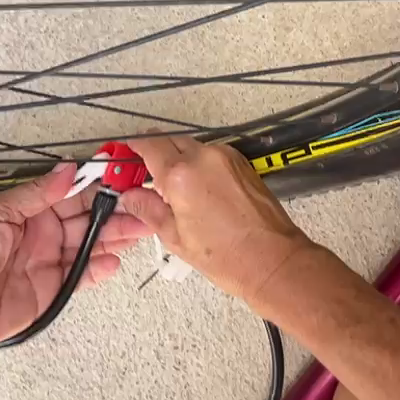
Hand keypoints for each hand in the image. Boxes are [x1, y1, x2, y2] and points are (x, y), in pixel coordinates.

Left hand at [0, 163, 149, 360]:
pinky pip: (81, 276)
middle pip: (85, 217)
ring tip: (140, 229)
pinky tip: (115, 261)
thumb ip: (35, 194)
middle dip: (114, 209)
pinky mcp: (51, 290)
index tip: (119, 175)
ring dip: (114, 236)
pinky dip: (99, 269)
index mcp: (27, 209)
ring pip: (89, 243)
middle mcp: (41, 231)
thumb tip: (67, 170)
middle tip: (141, 204)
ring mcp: (47, 260)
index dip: (95, 183)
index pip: (69, 191)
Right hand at [113, 135, 317, 306]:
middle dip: (156, 155)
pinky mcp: (240, 162)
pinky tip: (200, 192)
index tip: (127, 154)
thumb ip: (147, 209)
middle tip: (148, 178)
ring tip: (178, 193)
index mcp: (181, 175)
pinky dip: (200, 166)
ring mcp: (225, 157)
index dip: (133, 147)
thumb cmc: (229, 256)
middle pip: (169, 140)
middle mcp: (204, 157)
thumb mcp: (175, 237)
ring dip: (179, 161)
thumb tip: (131, 196)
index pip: (148, 145)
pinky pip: (210, 155)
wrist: (271, 259)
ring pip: (191, 147)